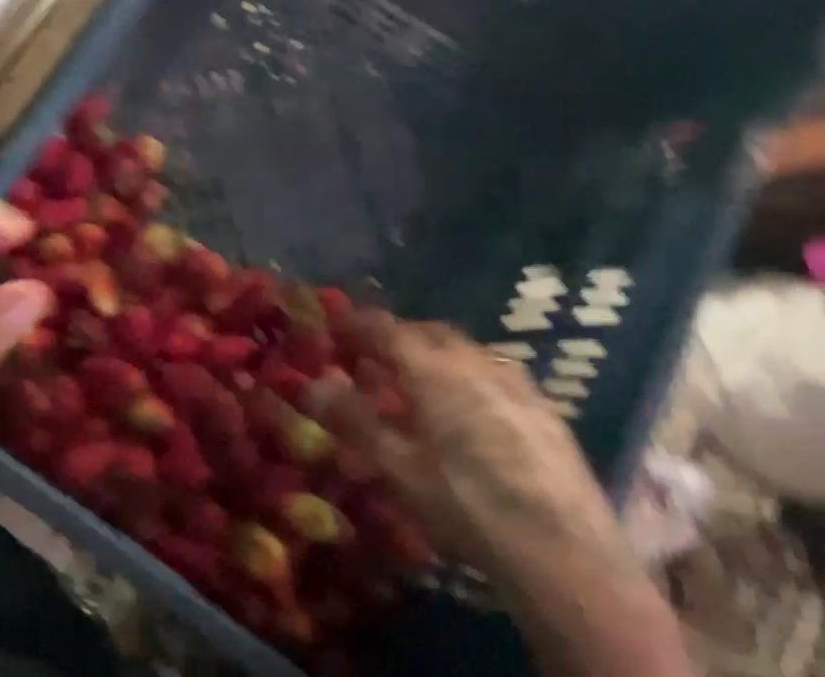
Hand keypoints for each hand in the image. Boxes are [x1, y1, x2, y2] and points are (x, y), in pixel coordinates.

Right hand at [307, 311, 631, 584]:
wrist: (568, 558)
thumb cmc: (468, 506)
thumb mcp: (396, 467)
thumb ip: (352, 419)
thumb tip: (312, 382)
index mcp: (435, 371)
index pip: (386, 328)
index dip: (354, 323)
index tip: (330, 329)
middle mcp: (478, 366)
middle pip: (429, 332)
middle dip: (395, 336)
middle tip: (369, 358)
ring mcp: (520, 388)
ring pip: (468, 351)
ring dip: (434, 355)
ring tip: (416, 383)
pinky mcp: (549, 416)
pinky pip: (497, 376)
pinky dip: (468, 377)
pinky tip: (466, 411)